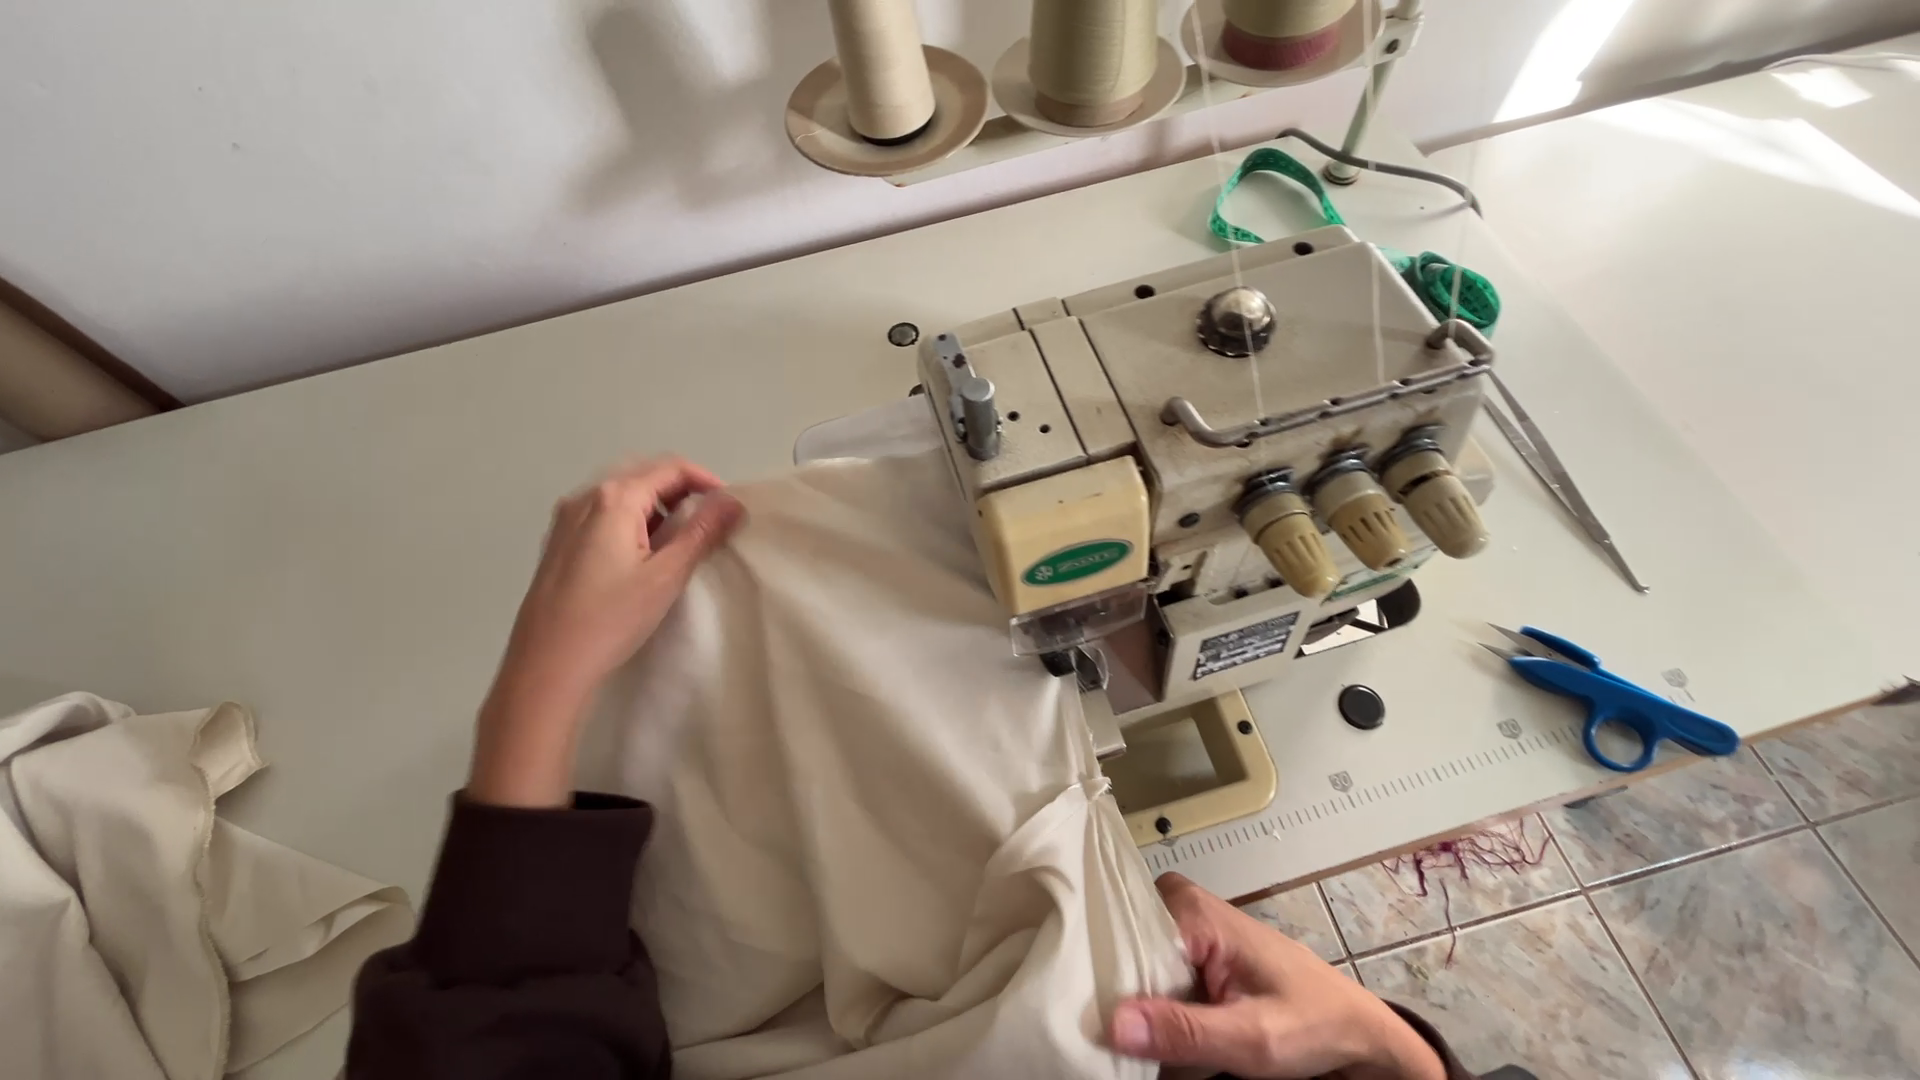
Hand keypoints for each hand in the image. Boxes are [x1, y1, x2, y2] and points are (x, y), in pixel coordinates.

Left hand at [468, 458, 745, 806]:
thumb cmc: (611, 618)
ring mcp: (565, 519)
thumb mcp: (666, 575)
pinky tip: (643, 553)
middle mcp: (585, 497)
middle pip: (644, 474)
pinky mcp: (558, 543)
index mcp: (613, 498)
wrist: (547, 665)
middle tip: (711, 521)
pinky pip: (603, 513)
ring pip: (622, 494)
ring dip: (657, 505)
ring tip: (681, 539)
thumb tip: (733, 502)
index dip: (707, 481)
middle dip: (683, 490)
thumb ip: (702, 532)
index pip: (670, 467)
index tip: (730, 508)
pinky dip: (632, 519)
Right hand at [1109, 873, 1445, 1079]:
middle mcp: (1177, 904)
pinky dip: (1150, 1006)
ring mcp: (1182, 925)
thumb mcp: (1253, 1039)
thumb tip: (1111, 1024)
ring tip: (1118, 1040)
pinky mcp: (1188, 949)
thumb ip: (1185, 1032)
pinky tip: (1145, 1036)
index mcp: (1188, 909)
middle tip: (1106, 1037)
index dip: (1107, 982)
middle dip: (1118, 995)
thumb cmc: (1313, 1024)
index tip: (1091, 1020)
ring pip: (1133, 964)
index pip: (1121, 936)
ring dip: (1132, 1005)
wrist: (1354, 1028)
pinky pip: (1151, 972)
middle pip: (1122, 948)